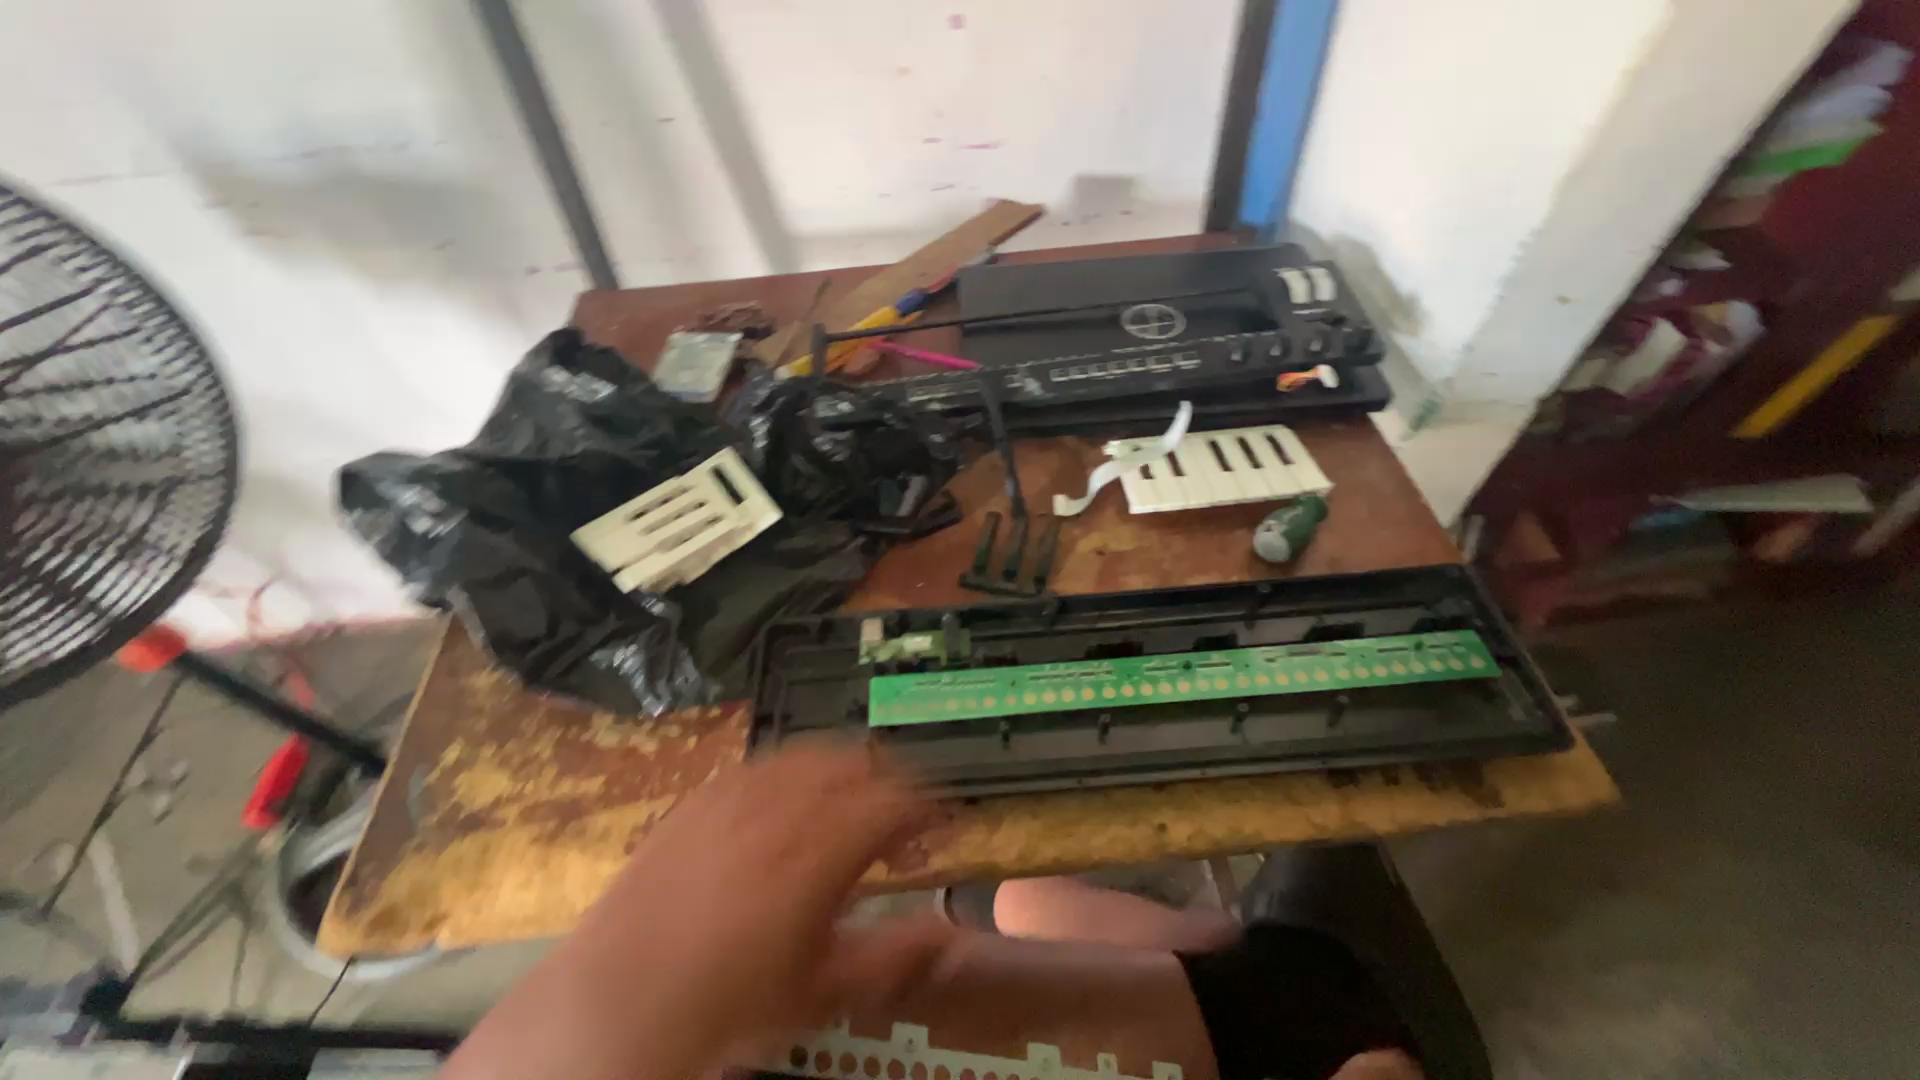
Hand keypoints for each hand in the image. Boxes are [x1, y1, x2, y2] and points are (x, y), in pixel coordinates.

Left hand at [443, 741, 954, 1079]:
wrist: (615, 1003)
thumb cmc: (727, 1005)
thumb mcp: (821, 991)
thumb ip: (894, 956)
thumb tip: (951, 934)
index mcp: (819, 849)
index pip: (895, 800)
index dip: (928, 807)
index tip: (940, 828)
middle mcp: (782, 805)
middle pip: (857, 761)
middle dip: (890, 782)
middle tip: (898, 823)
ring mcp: (736, 794)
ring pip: (809, 753)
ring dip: (842, 770)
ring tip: (848, 808)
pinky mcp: (701, 796)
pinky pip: (761, 764)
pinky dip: (792, 774)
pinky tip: (786, 809)